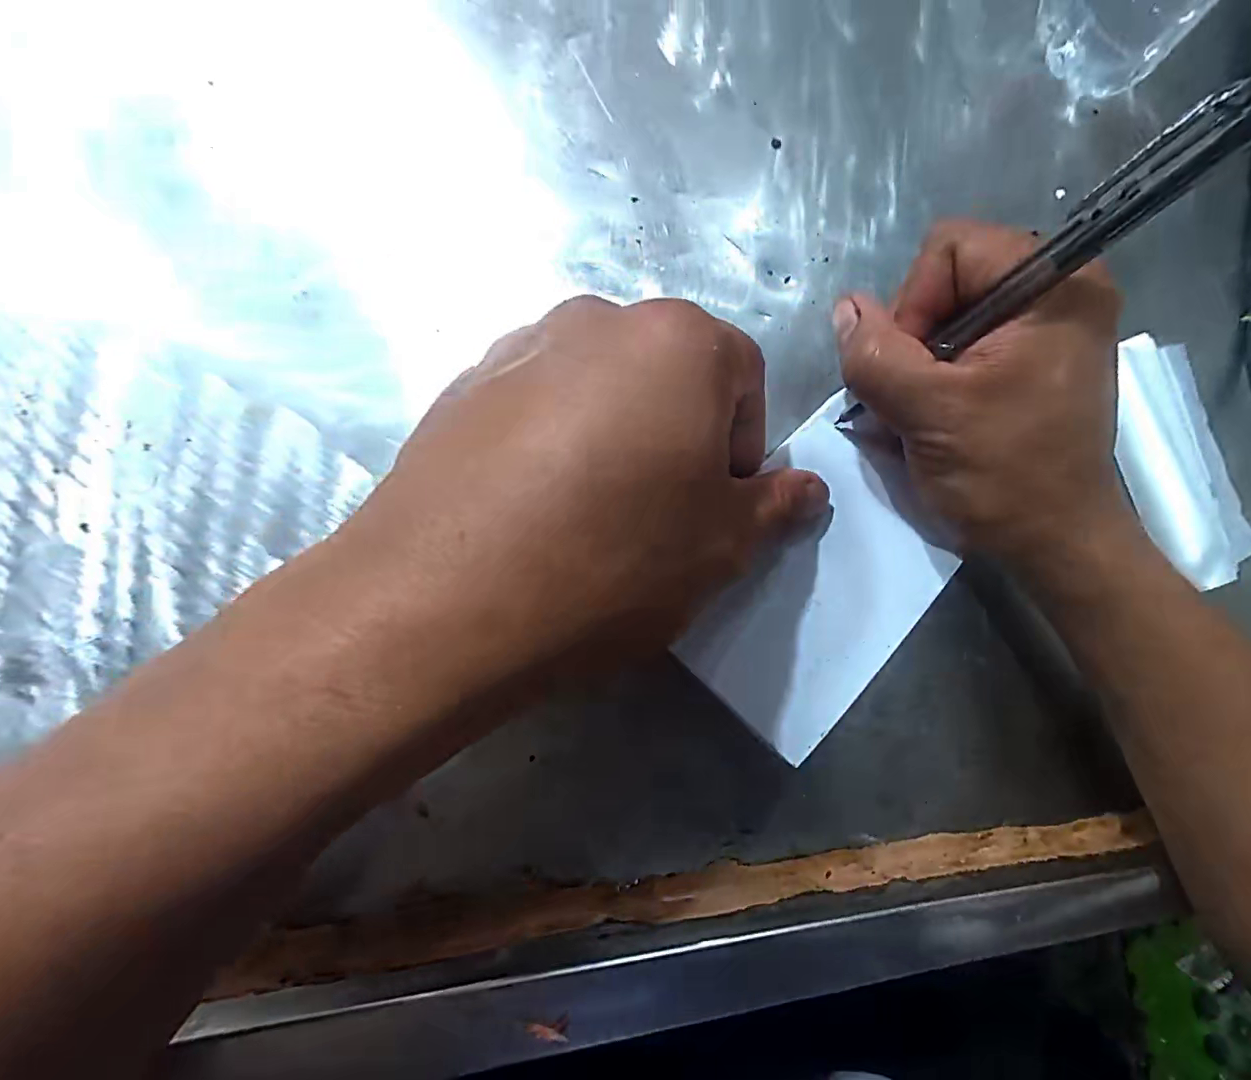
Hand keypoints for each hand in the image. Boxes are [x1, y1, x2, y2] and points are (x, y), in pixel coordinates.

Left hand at [326, 296, 827, 689]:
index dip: (746, 441)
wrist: (440, 604)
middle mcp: (600, 319)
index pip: (746, 375)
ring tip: (602, 508)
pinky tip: (545, 505)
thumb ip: (780, 503)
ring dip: (628, 433)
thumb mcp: (726, 542)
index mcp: (679, 341)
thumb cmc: (619, 558)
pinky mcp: (460, 384)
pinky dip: (564, 438)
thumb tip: (811, 488)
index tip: (719, 499)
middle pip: (677, 371)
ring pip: (611, 384)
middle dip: (689, 431)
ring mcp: (521, 344)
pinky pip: (546, 400)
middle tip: (669, 505)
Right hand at [835, 220, 1131, 574]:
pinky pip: (977, 351)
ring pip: (959, 322)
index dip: (912, 305)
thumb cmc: (1007, 478)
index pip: (950, 249)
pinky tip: (937, 423)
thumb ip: (874, 353)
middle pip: (954, 282)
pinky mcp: (1045, 367)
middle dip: (916, 342)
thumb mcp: (927, 412)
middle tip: (908, 402)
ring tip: (918, 420)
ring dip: (925, 369)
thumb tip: (848, 309)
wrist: (1061, 546)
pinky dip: (947, 382)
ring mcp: (1057, 333)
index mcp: (1058, 283)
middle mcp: (1067, 293)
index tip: (911, 373)